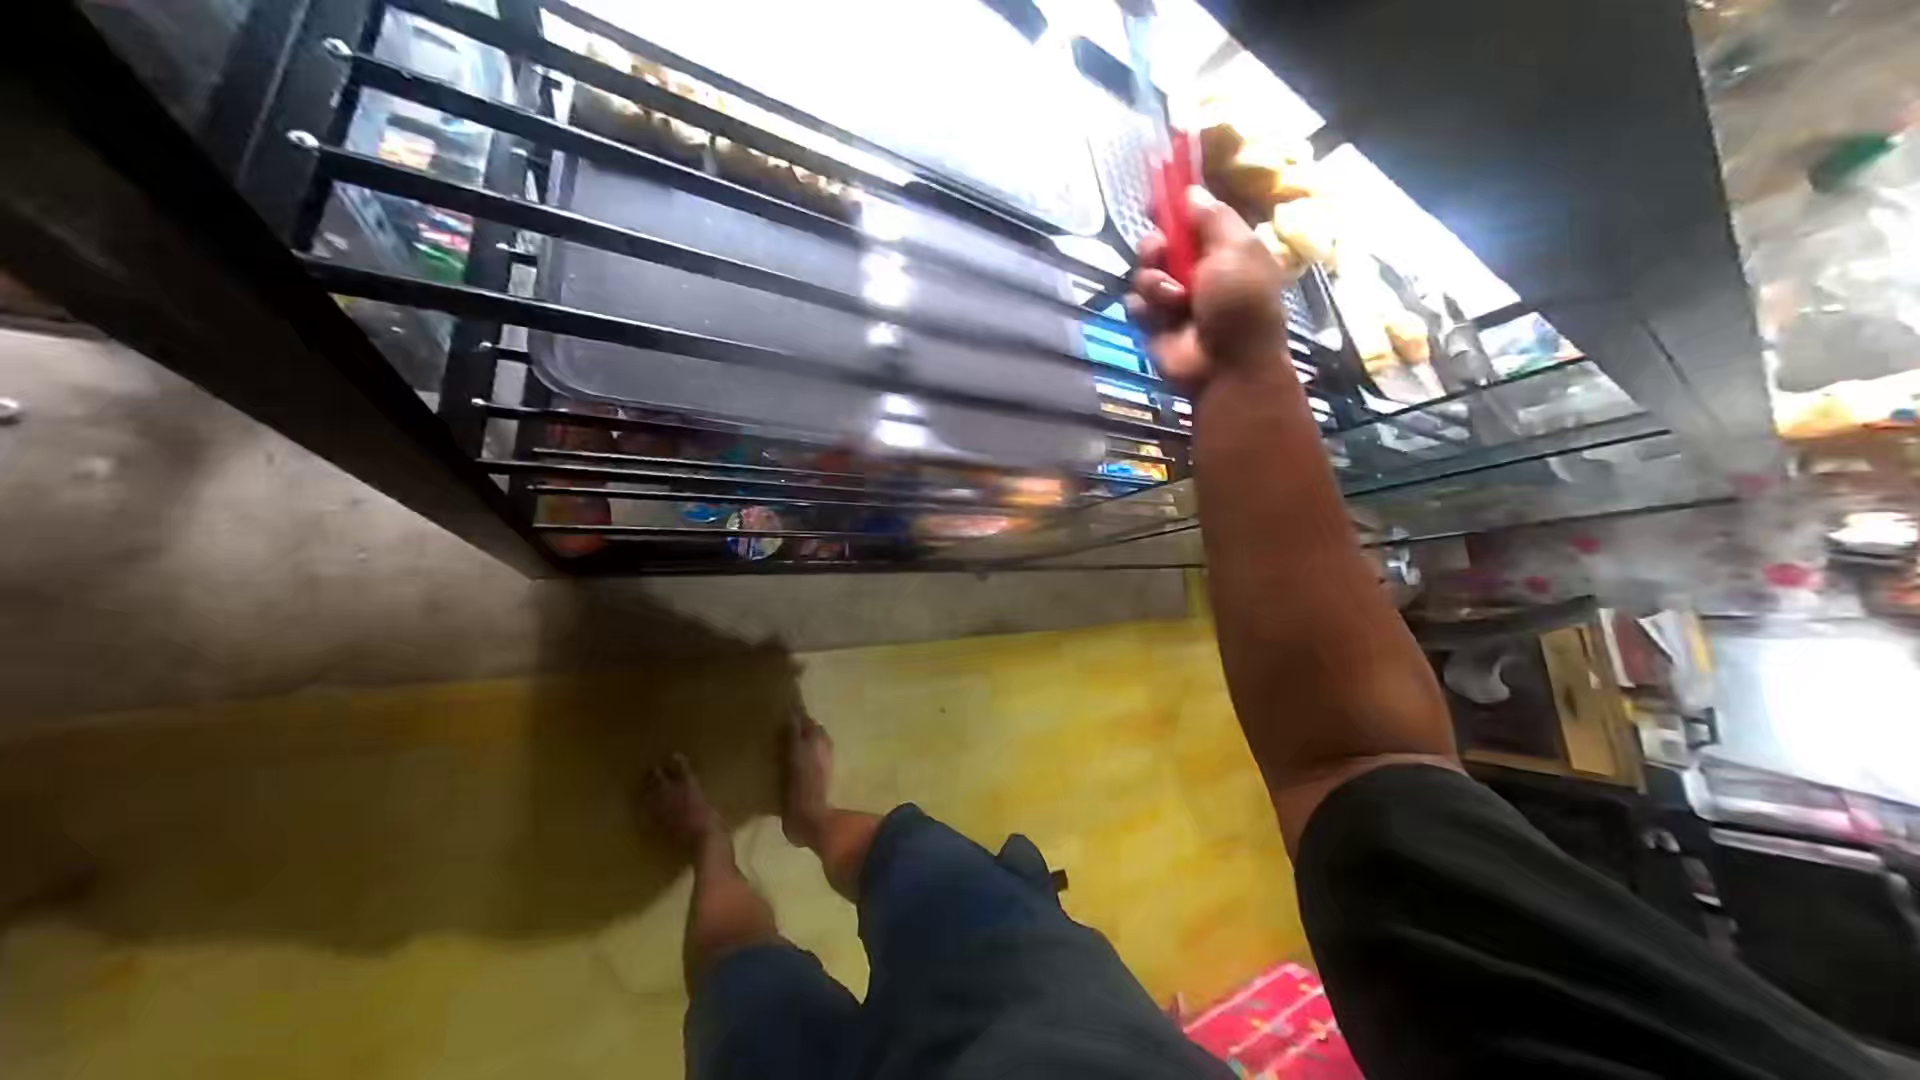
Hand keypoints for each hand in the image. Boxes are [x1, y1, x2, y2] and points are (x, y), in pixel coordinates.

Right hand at [1125, 186, 1290, 388]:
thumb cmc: (1240, 303)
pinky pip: (1134, 304)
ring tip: (1172, 299)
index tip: (1156, 198)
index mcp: (1223, 248)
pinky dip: (1145, 308)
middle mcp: (1195, 270)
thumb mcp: (1237, 249)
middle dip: (1156, 246)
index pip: (1191, 218)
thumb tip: (1192, 192)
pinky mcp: (1152, 324)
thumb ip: (1213, 218)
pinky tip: (1160, 317)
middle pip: (1159, 243)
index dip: (1173, 207)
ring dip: (1154, 282)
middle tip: (1162, 253)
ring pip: (1143, 273)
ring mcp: (1172, 299)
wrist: (1226, 365)